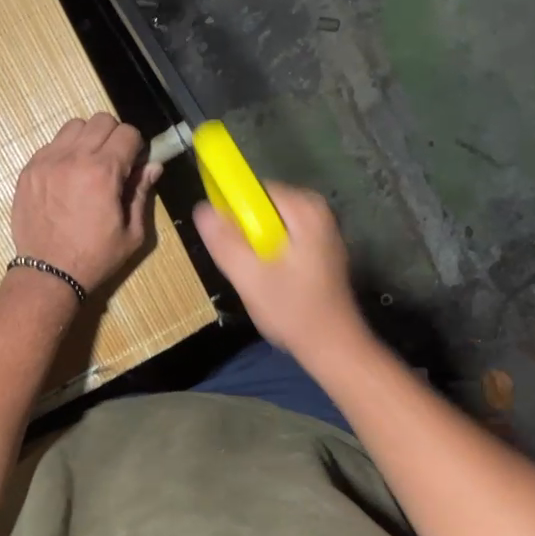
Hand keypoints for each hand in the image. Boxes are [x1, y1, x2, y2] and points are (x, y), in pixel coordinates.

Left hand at [10, 113, 159, 291]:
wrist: (48, 274)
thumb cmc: (94, 258)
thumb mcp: (132, 234)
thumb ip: (142, 194)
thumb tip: (153, 167)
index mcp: (103, 172)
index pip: (128, 132)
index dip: (136, 147)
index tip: (132, 166)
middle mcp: (74, 157)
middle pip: (101, 120)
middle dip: (113, 138)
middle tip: (112, 165)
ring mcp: (47, 161)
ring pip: (73, 126)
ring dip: (86, 140)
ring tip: (87, 167)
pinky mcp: (29, 170)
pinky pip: (51, 144)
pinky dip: (63, 153)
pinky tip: (66, 178)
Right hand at [193, 182, 364, 356]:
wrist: (332, 345)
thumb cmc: (293, 311)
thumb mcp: (250, 278)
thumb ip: (226, 242)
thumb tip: (202, 208)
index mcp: (305, 210)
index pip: (255, 190)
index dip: (233, 211)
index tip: (224, 240)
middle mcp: (319, 212)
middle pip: (264, 208)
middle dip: (245, 232)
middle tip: (242, 266)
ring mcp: (323, 231)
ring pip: (272, 226)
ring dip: (256, 247)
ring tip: (255, 277)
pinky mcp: (321, 249)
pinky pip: (284, 239)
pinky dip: (271, 254)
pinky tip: (270, 282)